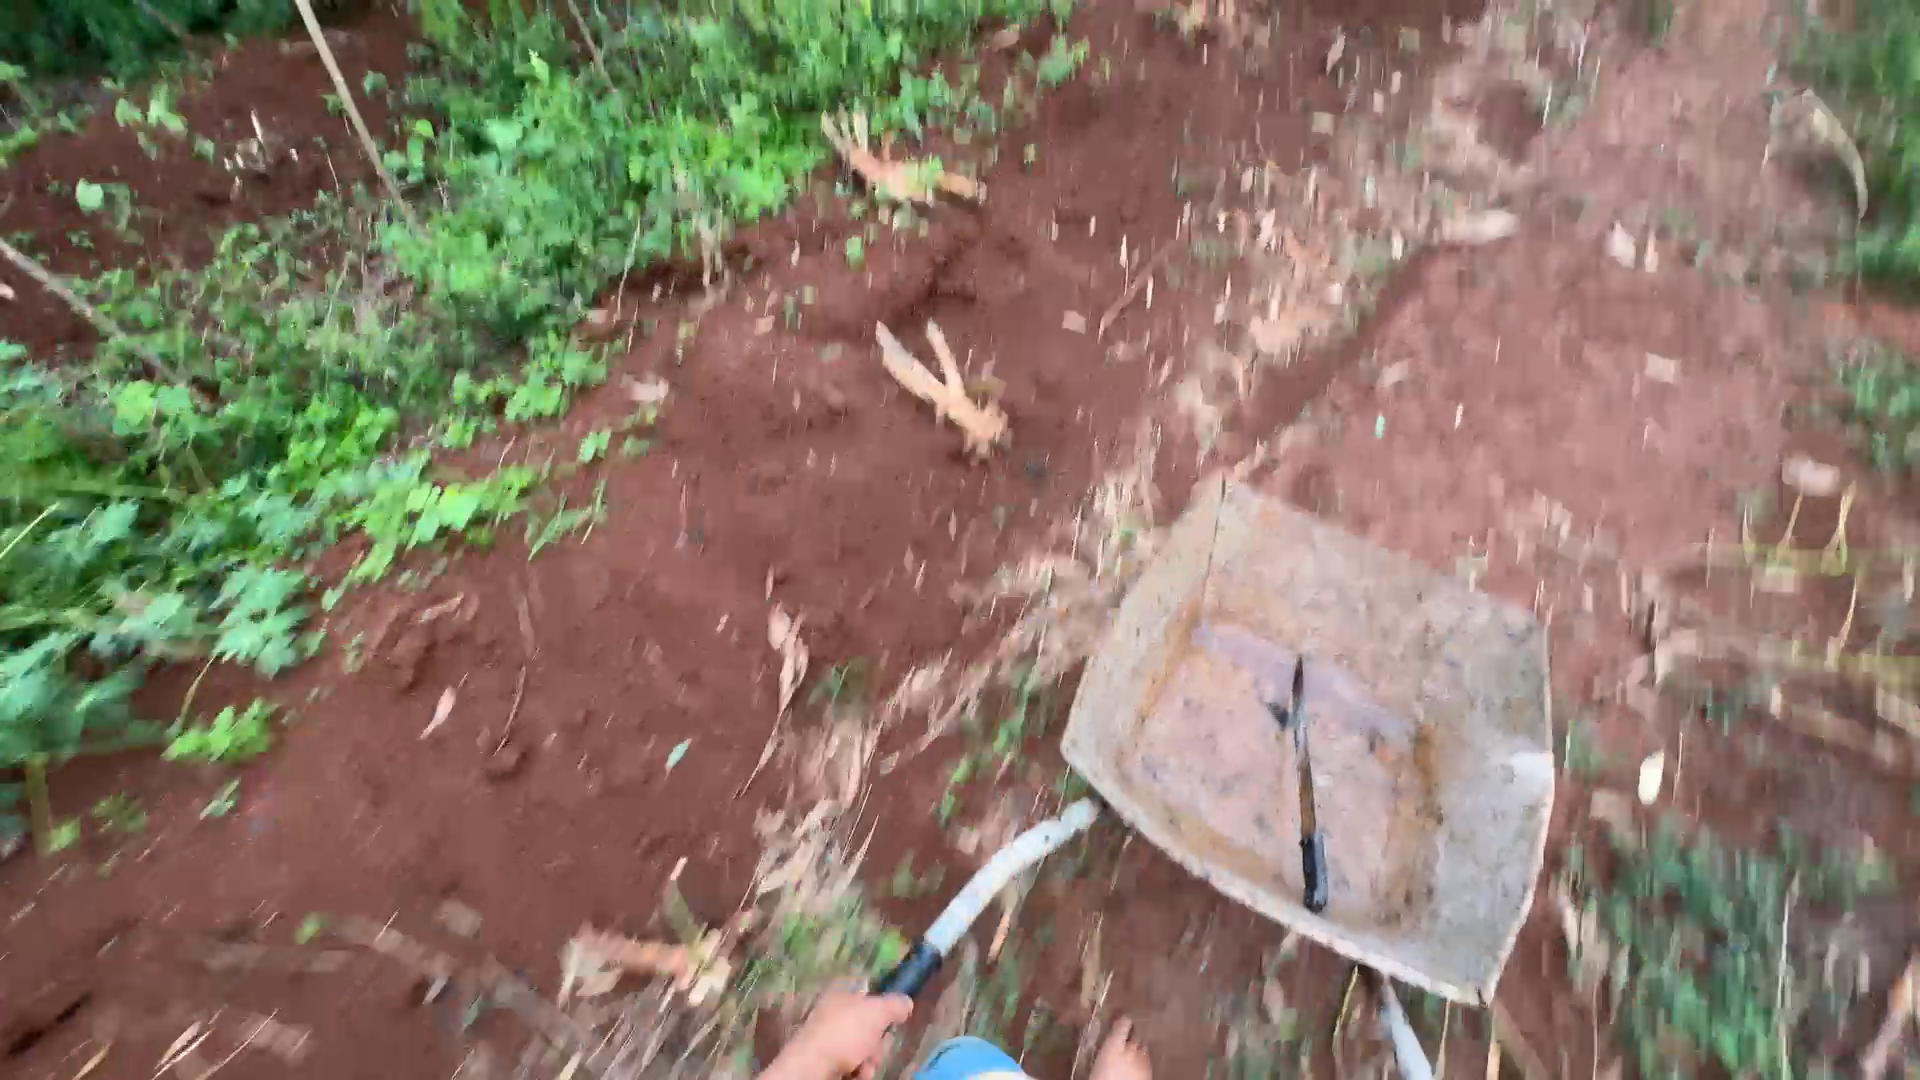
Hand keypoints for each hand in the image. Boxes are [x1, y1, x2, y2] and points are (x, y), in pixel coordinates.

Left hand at [766, 990, 912, 1079]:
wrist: (810, 1071)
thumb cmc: (844, 1033)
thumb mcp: (877, 1012)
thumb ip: (895, 1005)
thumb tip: (907, 1003)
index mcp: (841, 993)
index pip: (867, 997)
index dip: (881, 1012)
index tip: (888, 1025)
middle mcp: (832, 1014)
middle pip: (867, 1028)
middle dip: (876, 1044)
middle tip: (874, 1051)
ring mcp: (826, 1040)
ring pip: (859, 1050)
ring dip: (868, 1063)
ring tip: (863, 1070)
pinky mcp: (823, 1063)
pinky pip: (848, 1066)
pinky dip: (855, 1073)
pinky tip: (855, 1076)